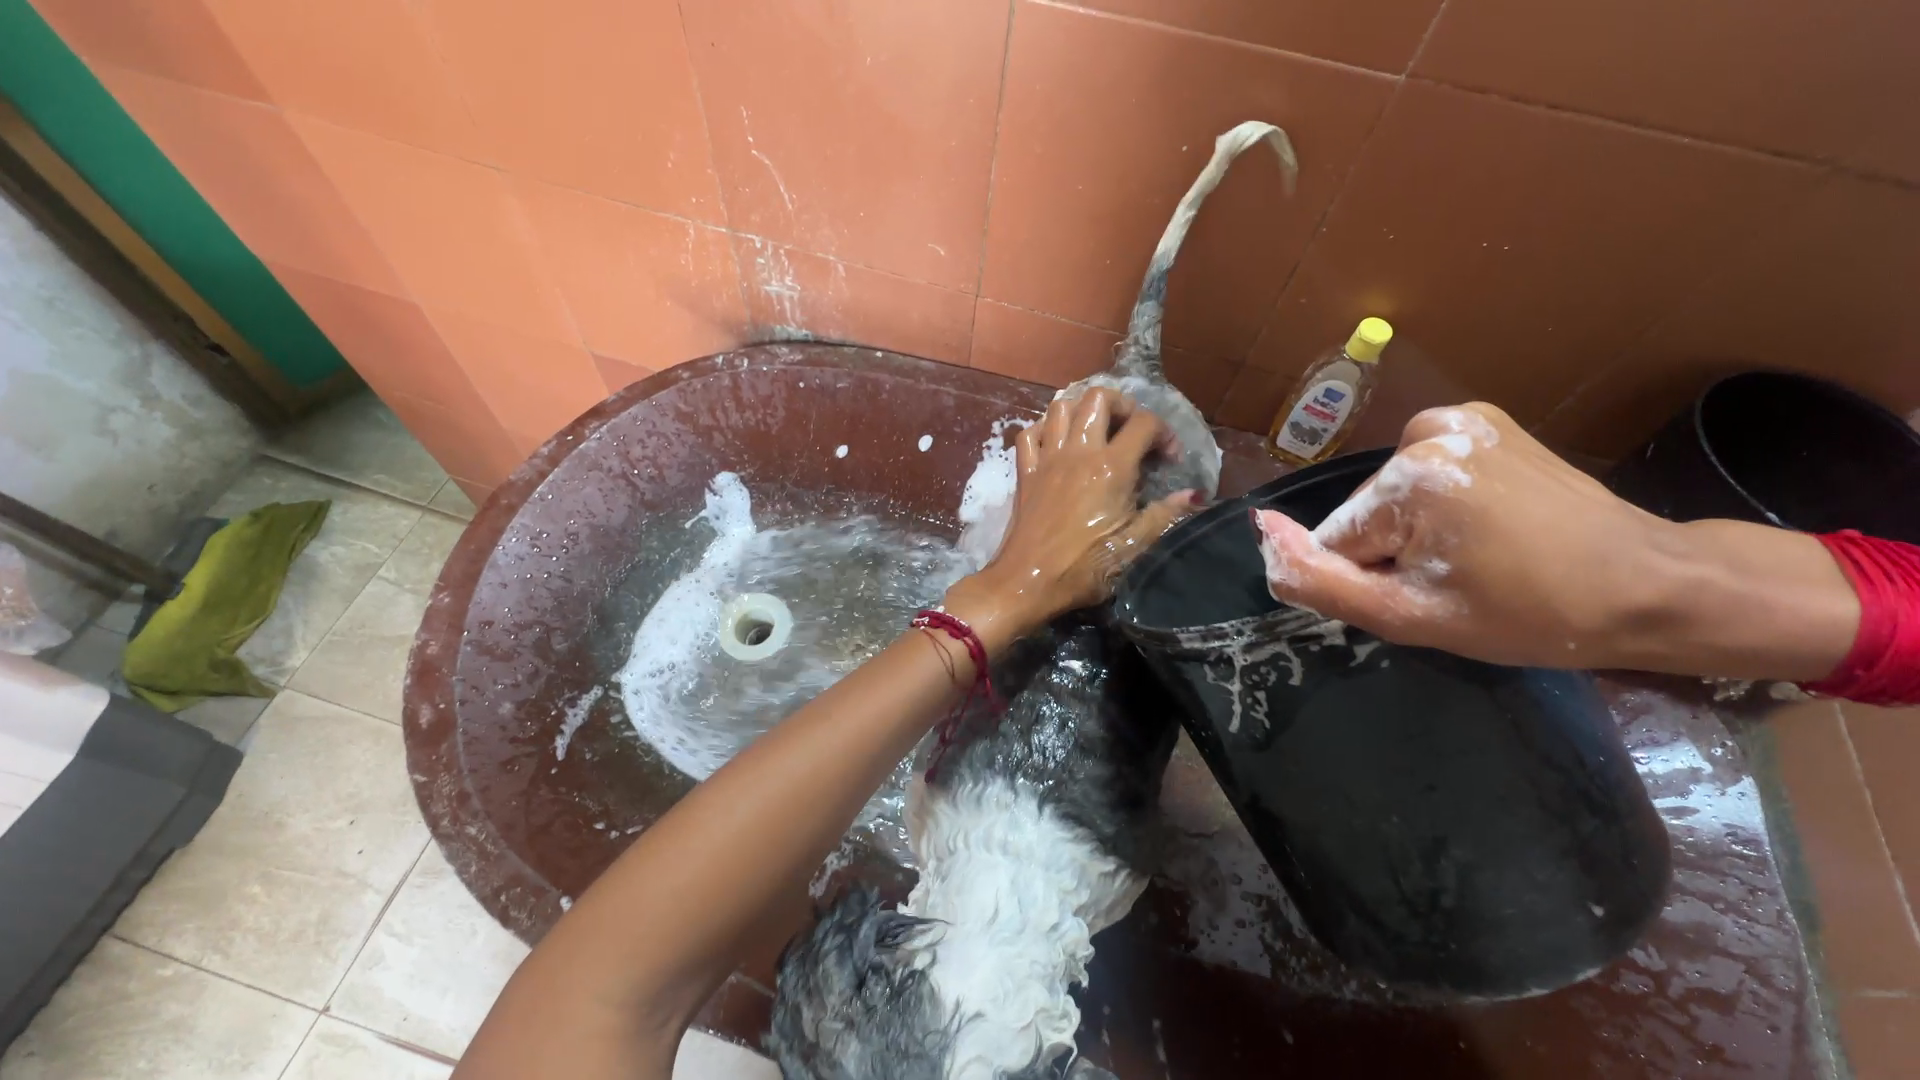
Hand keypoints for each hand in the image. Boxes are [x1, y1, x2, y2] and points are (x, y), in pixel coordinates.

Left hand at [947, 388, 1199, 645]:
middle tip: (1133, 431)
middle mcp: (1078, 452)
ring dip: (1082, 409)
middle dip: (1123, 405)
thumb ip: (1165, 515)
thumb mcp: (1134, 546)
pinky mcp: (1024, 472)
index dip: (1165, 433)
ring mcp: (1047, 459)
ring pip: (1061, 406)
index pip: (1144, 423)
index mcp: (1111, 468)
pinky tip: (1057, 442)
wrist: (1027, 583)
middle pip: (1099, 397)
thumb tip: (1194, 494)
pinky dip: (1045, 428)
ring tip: (1098, 430)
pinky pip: (1029, 432)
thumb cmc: (1083, 569)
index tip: (1170, 460)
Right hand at [1250, 403, 1857, 677]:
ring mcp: (1460, 417)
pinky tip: (1487, 523)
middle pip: (1365, 511)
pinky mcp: (1484, 419)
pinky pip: (1424, 470)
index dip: (1374, 578)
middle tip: (1460, 582)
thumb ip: (1321, 581)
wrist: (1648, 584)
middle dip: (1393, 550)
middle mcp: (1427, 430)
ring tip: (1480, 555)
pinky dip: (1438, 500)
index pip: (1337, 539)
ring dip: (1415, 527)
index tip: (1434, 595)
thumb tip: (1262, 534)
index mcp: (1410, 476)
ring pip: (1391, 493)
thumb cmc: (1530, 614)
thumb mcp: (1412, 615)